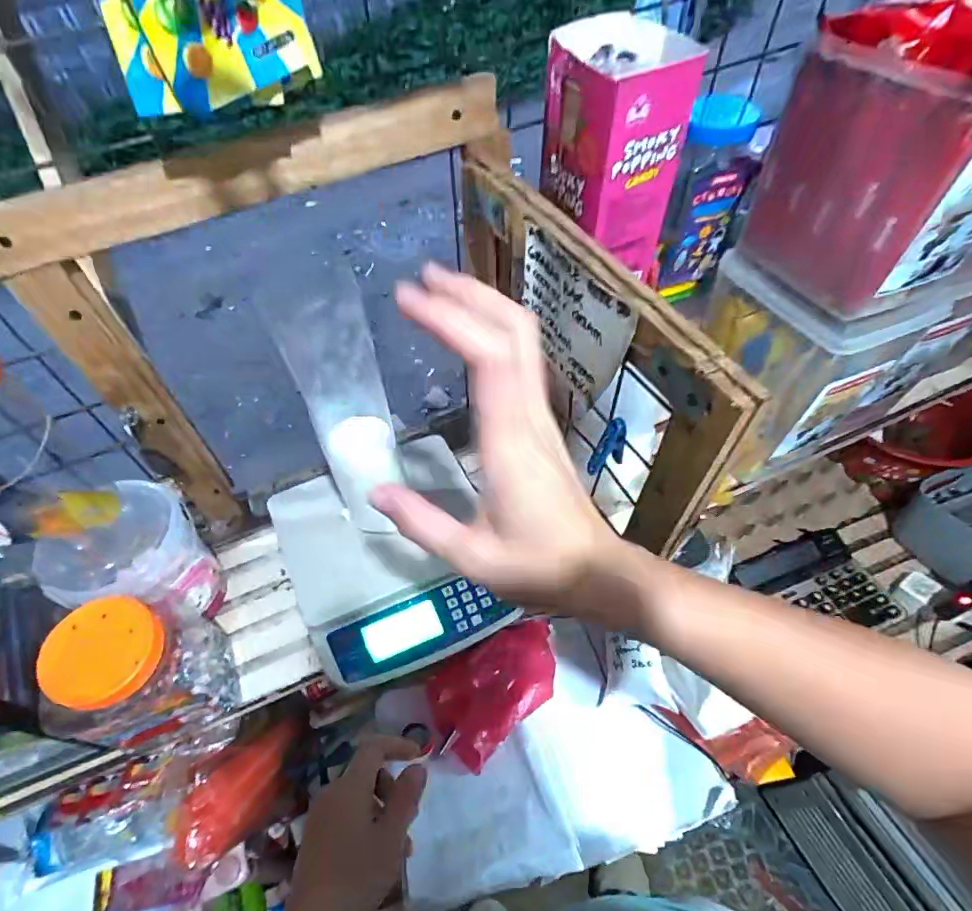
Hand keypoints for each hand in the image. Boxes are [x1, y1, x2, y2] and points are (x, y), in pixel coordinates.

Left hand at [287, 737, 426, 910]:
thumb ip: (405, 797)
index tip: (420, 755)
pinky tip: (378, 857)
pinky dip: (367, 824)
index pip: (373, 748)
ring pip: (359, 798)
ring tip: (399, 848)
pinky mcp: (315, 837)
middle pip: (367, 774)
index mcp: (348, 788)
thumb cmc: (359, 875)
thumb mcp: (392, 836)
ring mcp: (319, 817)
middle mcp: (330, 795)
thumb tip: (416, 766)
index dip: (398, 745)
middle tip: (410, 818)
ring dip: (383, 812)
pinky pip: (347, 816)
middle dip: (393, 788)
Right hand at [372, 263, 631, 615]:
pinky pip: (524, 363)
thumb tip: (375, 493)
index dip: (450, 317)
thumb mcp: (471, 558)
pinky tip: (471, 336)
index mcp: (509, 442)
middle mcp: (529, 417)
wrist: (596, 571)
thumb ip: (422, 524)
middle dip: (470, 295)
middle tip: (423, 279)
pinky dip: (496, 333)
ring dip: (486, 307)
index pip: (487, 357)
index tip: (409, 298)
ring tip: (443, 293)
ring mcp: (542, 418)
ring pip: (524, 342)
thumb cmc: (538, 566)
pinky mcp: (544, 426)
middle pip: (513, 332)